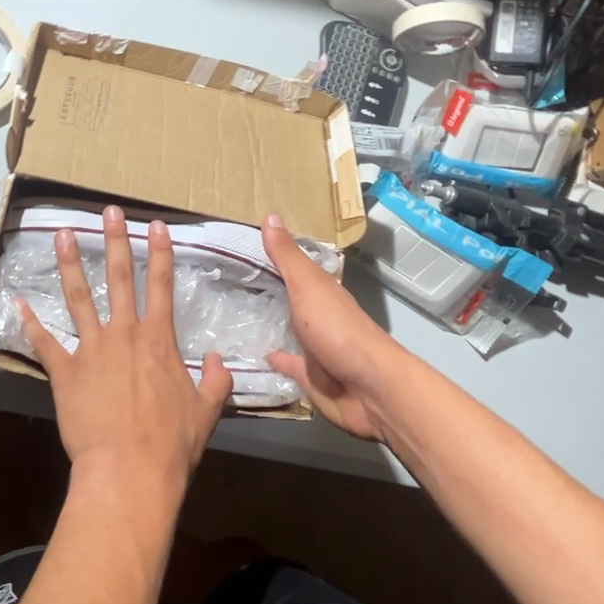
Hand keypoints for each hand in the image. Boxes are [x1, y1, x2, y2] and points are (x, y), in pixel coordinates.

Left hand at [21, 206, 232, 497]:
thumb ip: (216, 381)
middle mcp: (124, 334)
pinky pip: (45, 342)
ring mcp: (91, 349)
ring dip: (70, 264)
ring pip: (78, 297)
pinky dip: (31, 323)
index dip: (160, 253)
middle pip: (119, 278)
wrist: (130, 469)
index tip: (155, 225)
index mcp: (159, 340)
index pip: (161, 285)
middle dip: (114, 241)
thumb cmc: (171, 442)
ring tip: (61, 234)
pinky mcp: (65, 371)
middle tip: (109, 211)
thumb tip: (219, 360)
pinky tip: (19, 303)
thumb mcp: (206, 410)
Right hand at [262, 213, 417, 440]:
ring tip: (240, 313)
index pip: (296, 267)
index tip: (245, 245)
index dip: (275, 255)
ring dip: (273, 322)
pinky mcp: (311, 377)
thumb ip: (287, 256)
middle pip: (292, 297)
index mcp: (322, 291)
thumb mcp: (308, 285)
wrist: (369, 389)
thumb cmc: (338, 331)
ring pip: (290, 330)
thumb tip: (270, 214)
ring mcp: (316, 347)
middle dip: (271, 289)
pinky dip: (276, 358)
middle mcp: (320, 316)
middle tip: (234, 278)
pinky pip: (289, 364)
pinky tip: (258, 353)